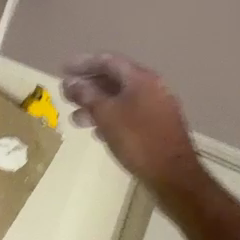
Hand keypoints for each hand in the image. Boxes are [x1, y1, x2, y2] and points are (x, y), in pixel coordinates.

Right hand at [61, 53, 202, 192]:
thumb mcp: (105, 113)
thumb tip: (71, 83)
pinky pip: (130, 113)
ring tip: (76, 119)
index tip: (63, 70)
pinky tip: (98, 132)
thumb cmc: (137, 140)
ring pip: (120, 98)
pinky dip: (111, 117)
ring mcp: (158, 108)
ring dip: (96, 105)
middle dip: (88, 86)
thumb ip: (85, 94)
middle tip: (67, 95)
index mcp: (141, 78)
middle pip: (114, 79)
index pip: (107, 60)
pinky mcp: (160, 127)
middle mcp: (152, 88)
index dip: (82, 63)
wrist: (176, 178)